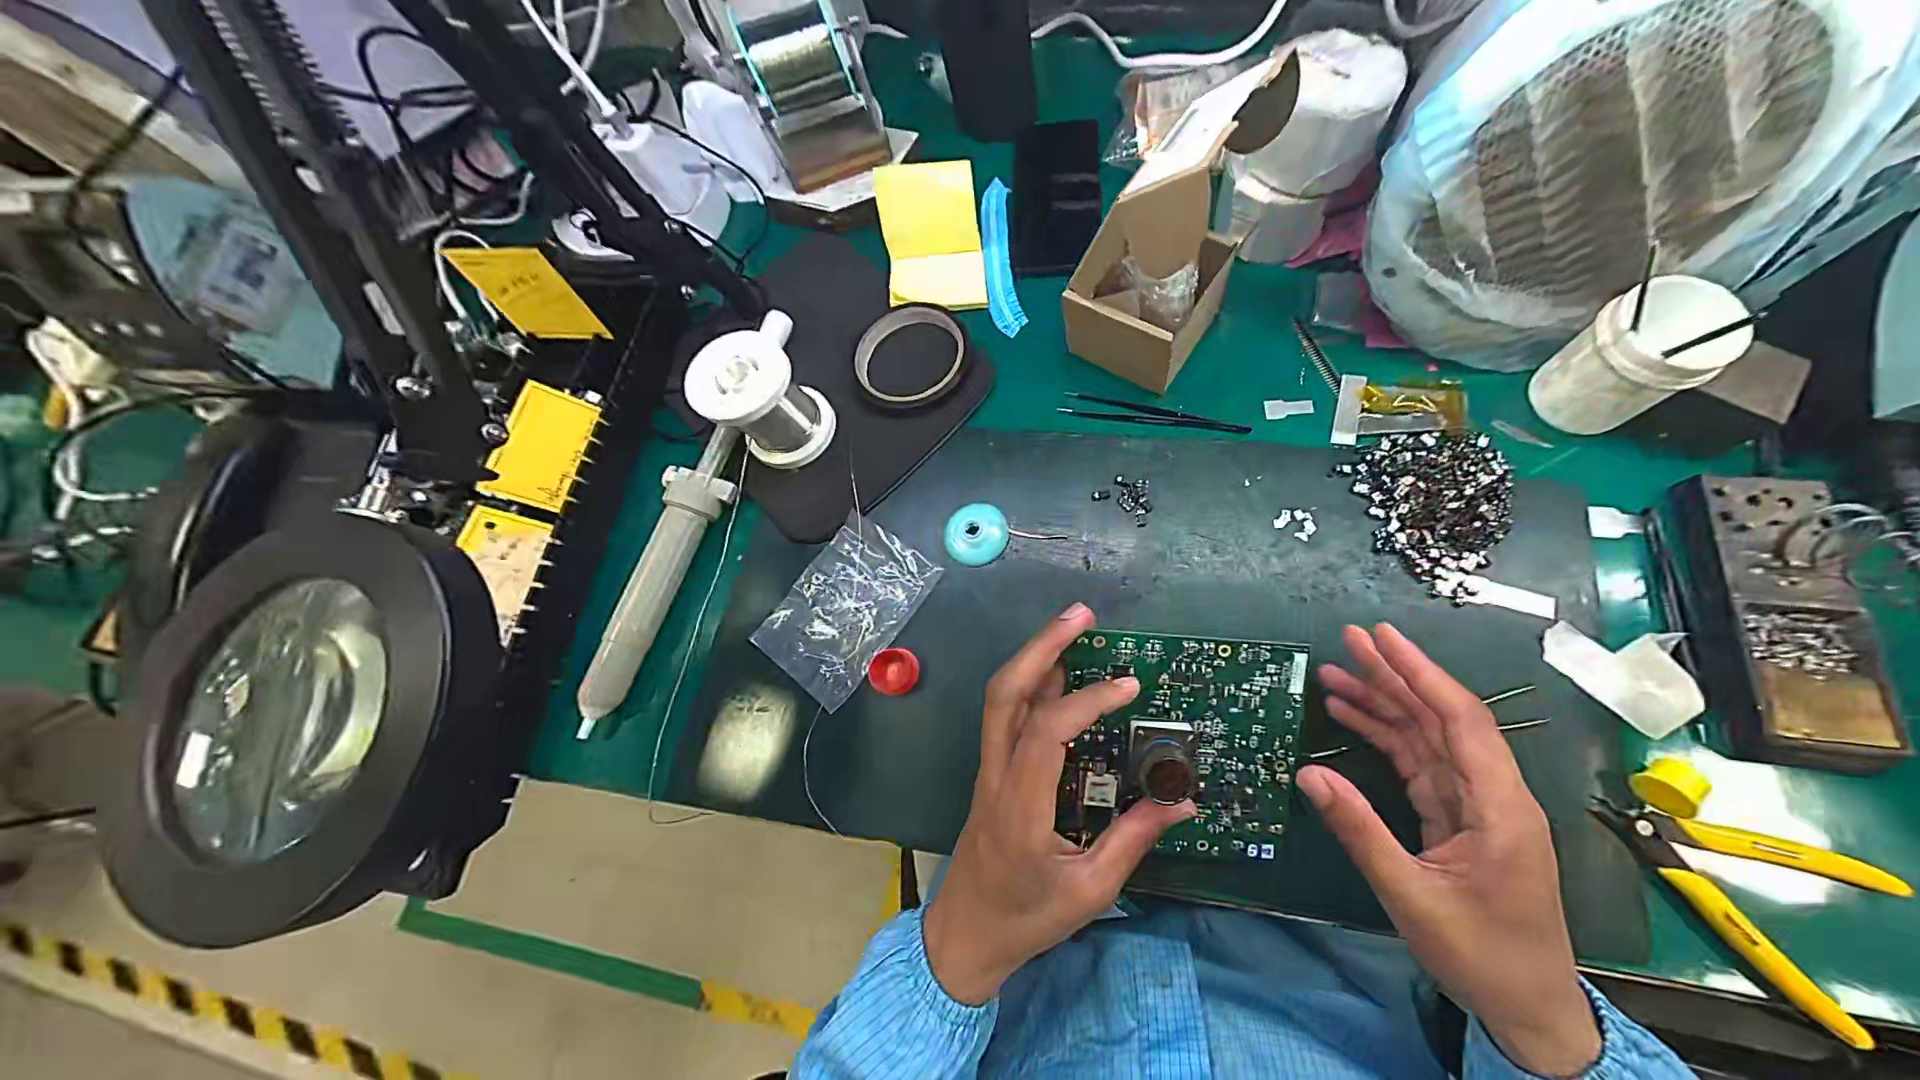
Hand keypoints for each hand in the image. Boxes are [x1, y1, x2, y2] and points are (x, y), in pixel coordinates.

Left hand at [922, 603, 1195, 1004]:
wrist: (964, 933)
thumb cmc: (1024, 917)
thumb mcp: (1089, 891)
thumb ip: (1132, 840)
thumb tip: (1180, 800)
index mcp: (1020, 806)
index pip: (1047, 732)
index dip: (1087, 701)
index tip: (1128, 686)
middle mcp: (996, 774)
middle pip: (1007, 693)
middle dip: (1041, 646)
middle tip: (1080, 614)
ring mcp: (989, 768)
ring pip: (1001, 697)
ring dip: (1034, 656)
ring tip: (1072, 626)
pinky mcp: (992, 770)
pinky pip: (1007, 715)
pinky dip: (1032, 684)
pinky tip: (1058, 671)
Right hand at [1298, 624, 1599, 1075]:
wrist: (1530, 1010)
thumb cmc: (1481, 956)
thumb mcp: (1411, 897)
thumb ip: (1359, 831)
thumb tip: (1309, 774)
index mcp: (1498, 808)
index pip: (1459, 721)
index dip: (1420, 673)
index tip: (1382, 638)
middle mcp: (1492, 794)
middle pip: (1441, 718)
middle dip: (1395, 675)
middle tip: (1348, 639)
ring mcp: (1475, 804)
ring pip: (1427, 736)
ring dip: (1382, 703)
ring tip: (1333, 674)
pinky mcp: (1457, 815)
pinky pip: (1418, 761)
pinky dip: (1384, 736)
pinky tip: (1351, 716)